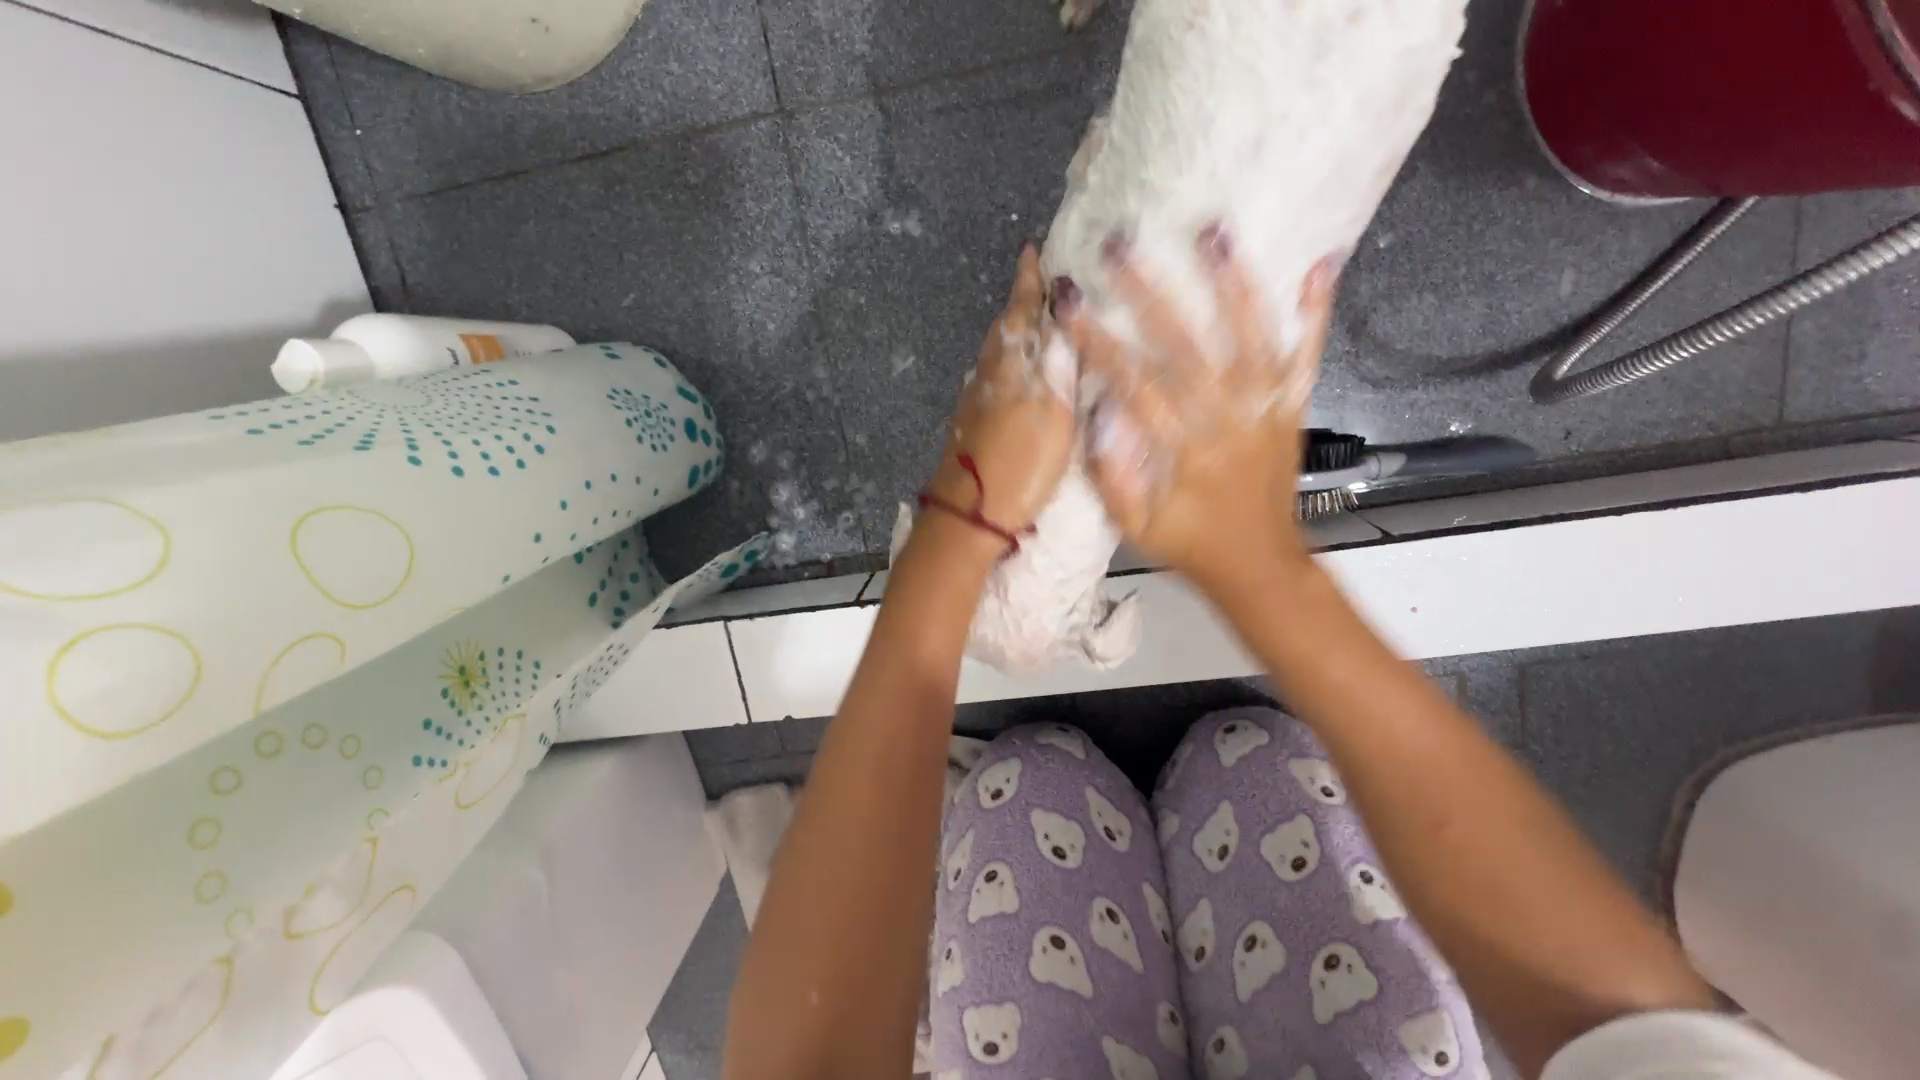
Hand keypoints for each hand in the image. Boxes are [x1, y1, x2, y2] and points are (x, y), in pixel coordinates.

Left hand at [923, 243, 1077, 551]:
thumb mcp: (1055, 413)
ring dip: (1015, 333)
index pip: (1020, 310)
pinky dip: (1010, 363)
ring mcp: (975, 399)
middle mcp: (987, 373)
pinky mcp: (971, 423)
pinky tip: (1021, 373)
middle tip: (1041, 281)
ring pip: (997, 353)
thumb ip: (1058, 362)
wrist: (971, 514)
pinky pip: (994, 376)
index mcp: (1009, 364)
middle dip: (1021, 302)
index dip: (1028, 281)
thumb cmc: (1020, 464)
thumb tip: (1061, 308)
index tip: (1031, 249)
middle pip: (1004, 328)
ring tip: (1038, 323)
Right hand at [1064, 226, 1338, 593]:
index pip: (1133, 386)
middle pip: (1187, 350)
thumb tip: (1097, 413)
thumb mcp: (1134, 527)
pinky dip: (1315, 316)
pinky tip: (1320, 265)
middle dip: (1151, 294)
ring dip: (1233, 285)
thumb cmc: (1190, 545)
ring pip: (1251, 343)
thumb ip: (1111, 474)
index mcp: (1182, 453)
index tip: (1070, 299)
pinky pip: (1305, 362)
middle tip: (1122, 244)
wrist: (1260, 567)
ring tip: (1215, 231)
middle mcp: (1226, 425)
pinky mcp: (1292, 412)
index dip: (1098, 341)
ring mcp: (1266, 414)